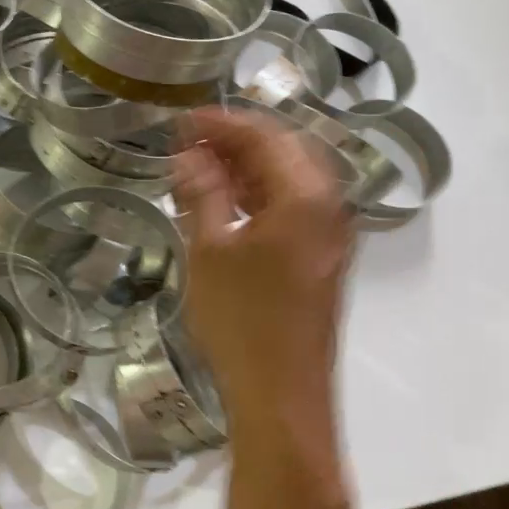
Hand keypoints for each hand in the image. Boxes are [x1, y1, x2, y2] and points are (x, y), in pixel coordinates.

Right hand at [173, 107, 352, 425]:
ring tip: (196, 169)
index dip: (221, 123)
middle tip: (186, 142)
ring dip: (244, 168)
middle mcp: (328, 206)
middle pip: (284, 152)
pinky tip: (222, 205)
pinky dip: (256, 196)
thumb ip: (202, 194)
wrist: (281, 388)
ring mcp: (329, 233)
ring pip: (288, 180)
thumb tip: (190, 155)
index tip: (179, 120)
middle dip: (235, 141)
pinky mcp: (319, 257)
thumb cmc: (241, 317)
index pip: (265, 136)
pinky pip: (290, 207)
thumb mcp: (209, 249)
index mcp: (305, 196)